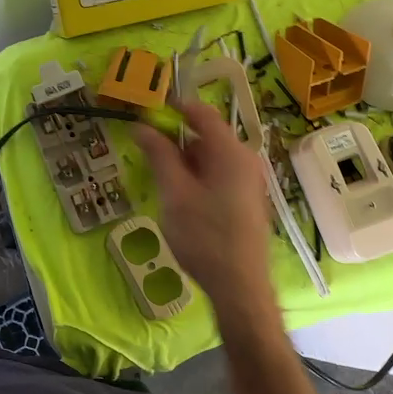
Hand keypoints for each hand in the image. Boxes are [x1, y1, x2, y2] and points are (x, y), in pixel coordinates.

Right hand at [132, 101, 274, 311]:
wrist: (239, 285)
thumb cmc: (204, 237)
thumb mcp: (174, 194)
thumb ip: (159, 156)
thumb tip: (142, 127)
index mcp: (231, 152)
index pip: (202, 114)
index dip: (175, 108)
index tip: (148, 111)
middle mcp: (246, 160)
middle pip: (208, 136)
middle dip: (177, 139)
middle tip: (147, 151)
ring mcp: (250, 182)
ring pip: (213, 158)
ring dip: (186, 161)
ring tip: (160, 179)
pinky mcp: (248, 201)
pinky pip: (220, 175)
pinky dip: (198, 177)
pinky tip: (181, 199)